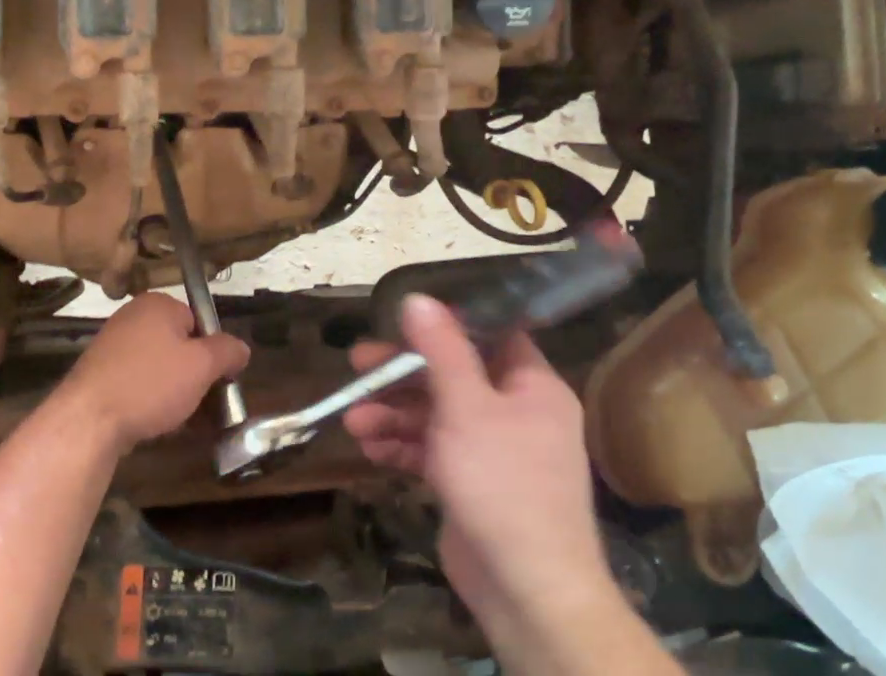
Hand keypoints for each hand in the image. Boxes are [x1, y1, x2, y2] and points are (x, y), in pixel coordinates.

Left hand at [58, 293, 249, 452]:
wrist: (89, 419)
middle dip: (195, 376)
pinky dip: (153, 400)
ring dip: (177, 393)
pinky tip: (159, 424)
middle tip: (205, 405)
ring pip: (161, 368)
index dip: (212, 352)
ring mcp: (113, 346)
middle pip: (180, 346)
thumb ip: (227, 352)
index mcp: (156, 304)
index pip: (199, 322)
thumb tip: (241, 348)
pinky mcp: (102, 374)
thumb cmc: (150, 383)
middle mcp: (132, 317)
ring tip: (185, 420)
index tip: (217, 379)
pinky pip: (140, 383)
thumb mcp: (201, 366)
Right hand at [343, 295, 615, 634]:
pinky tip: (369, 448)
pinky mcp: (471, 483)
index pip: (492, 336)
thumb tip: (418, 297)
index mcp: (533, 387)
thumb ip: (441, 350)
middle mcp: (516, 413)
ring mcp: (493, 451)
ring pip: (436, 415)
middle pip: (452, 375)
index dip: (448, 323)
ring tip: (353, 420)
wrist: (528, 587)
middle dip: (402, 375)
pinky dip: (402, 446)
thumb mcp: (466, 407)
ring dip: (393, 414)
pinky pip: (432, 450)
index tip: (401, 317)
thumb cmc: (503, 483)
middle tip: (357, 365)